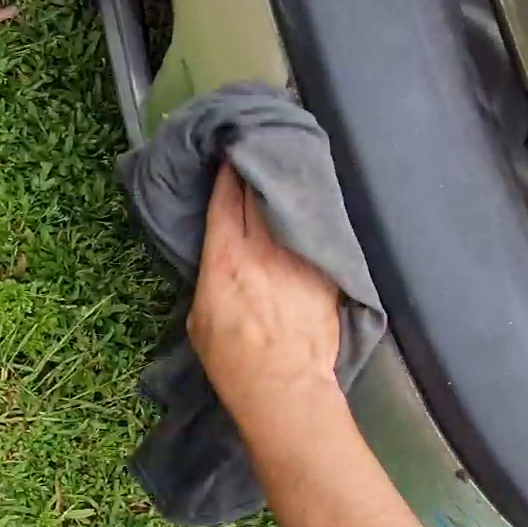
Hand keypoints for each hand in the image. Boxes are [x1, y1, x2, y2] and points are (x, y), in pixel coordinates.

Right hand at [188, 162, 344, 440]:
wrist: (285, 385)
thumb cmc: (232, 361)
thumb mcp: (200, 320)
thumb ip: (212, 281)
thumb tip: (223, 262)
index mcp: (224, 261)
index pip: (226, 201)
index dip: (227, 172)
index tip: (228, 150)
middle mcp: (263, 249)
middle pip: (260, 191)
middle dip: (256, 164)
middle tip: (254, 141)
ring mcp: (300, 255)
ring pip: (293, 202)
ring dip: (285, 179)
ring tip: (282, 158)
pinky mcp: (327, 268)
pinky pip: (316, 227)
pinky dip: (308, 210)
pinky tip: (306, 199)